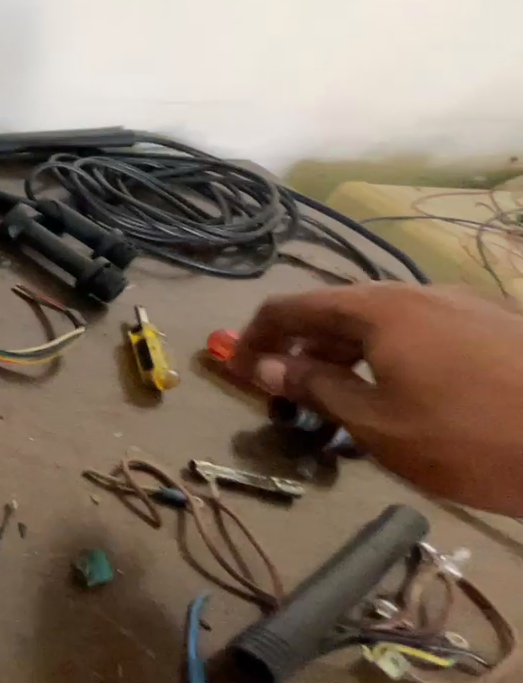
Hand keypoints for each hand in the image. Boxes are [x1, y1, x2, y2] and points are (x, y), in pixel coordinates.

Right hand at [232, 282, 522, 514]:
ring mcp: (474, 306)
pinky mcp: (515, 327)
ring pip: (388, 318)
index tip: (238, 368)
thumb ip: (311, 387)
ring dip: (355, 348)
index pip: (287, 307)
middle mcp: (419, 293)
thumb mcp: (377, 425)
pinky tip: (421, 388)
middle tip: (295, 385)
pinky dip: (403, 351)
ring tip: (357, 391)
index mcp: (376, 308)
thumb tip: (261, 366)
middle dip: (305, 344)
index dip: (253, 336)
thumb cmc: (478, 439)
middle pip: (337, 308)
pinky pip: (434, 329)